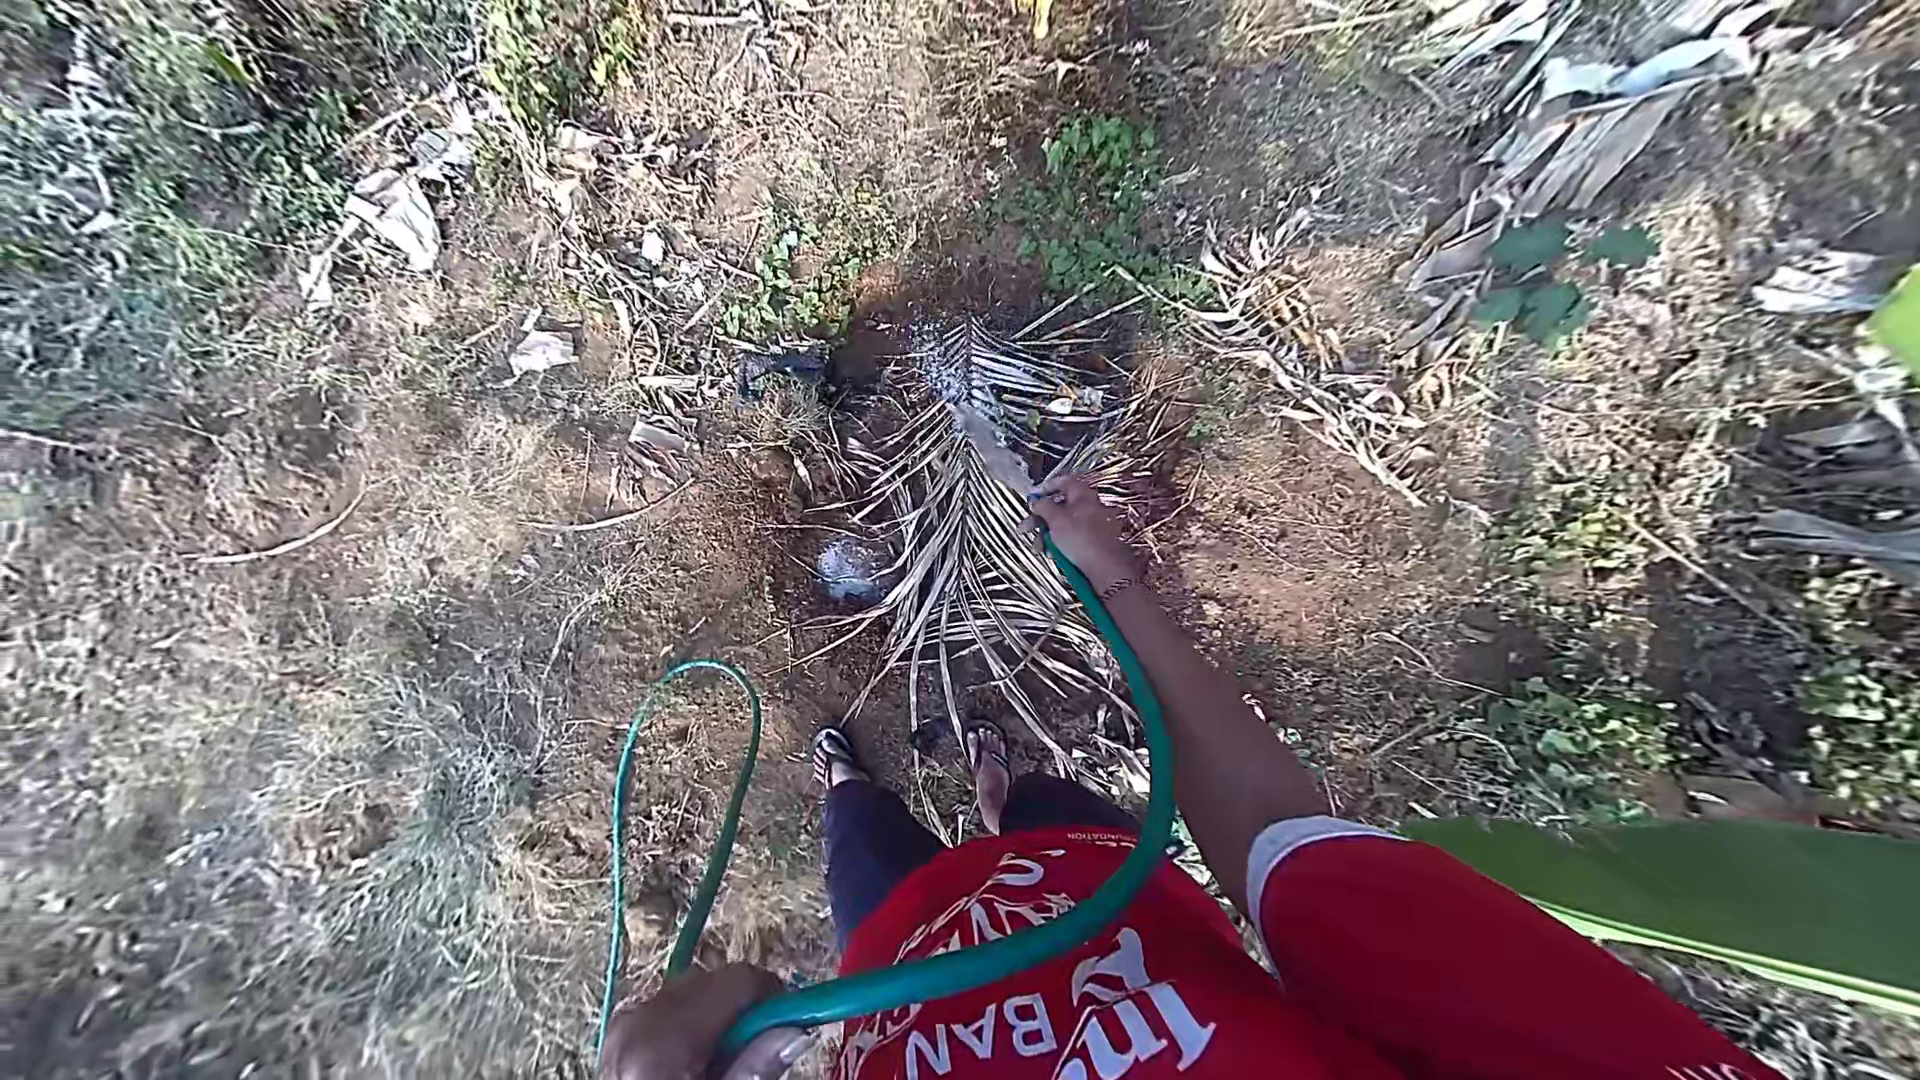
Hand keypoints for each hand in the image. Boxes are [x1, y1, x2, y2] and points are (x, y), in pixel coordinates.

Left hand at [598, 963, 809, 1079]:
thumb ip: (755, 1069)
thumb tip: (798, 1031)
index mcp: (663, 1041)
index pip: (739, 980)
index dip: (773, 998)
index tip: (788, 1027)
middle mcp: (640, 1019)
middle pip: (719, 982)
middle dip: (746, 1010)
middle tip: (759, 1053)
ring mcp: (626, 1024)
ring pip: (699, 990)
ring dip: (722, 1015)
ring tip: (724, 1062)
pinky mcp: (621, 1033)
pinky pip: (675, 1006)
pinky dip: (696, 1023)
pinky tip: (696, 1062)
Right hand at [1026, 474, 1138, 592]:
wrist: (1104, 567)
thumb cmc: (1084, 539)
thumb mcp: (1055, 519)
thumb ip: (1042, 507)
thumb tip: (1035, 501)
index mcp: (1082, 495)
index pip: (1063, 482)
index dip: (1046, 488)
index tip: (1034, 497)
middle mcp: (1088, 508)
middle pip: (1059, 507)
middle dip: (1040, 519)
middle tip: (1026, 527)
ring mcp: (1091, 526)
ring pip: (1062, 526)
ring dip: (1047, 536)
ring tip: (1039, 547)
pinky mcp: (1091, 543)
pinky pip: (1070, 540)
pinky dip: (1058, 545)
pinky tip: (1052, 553)